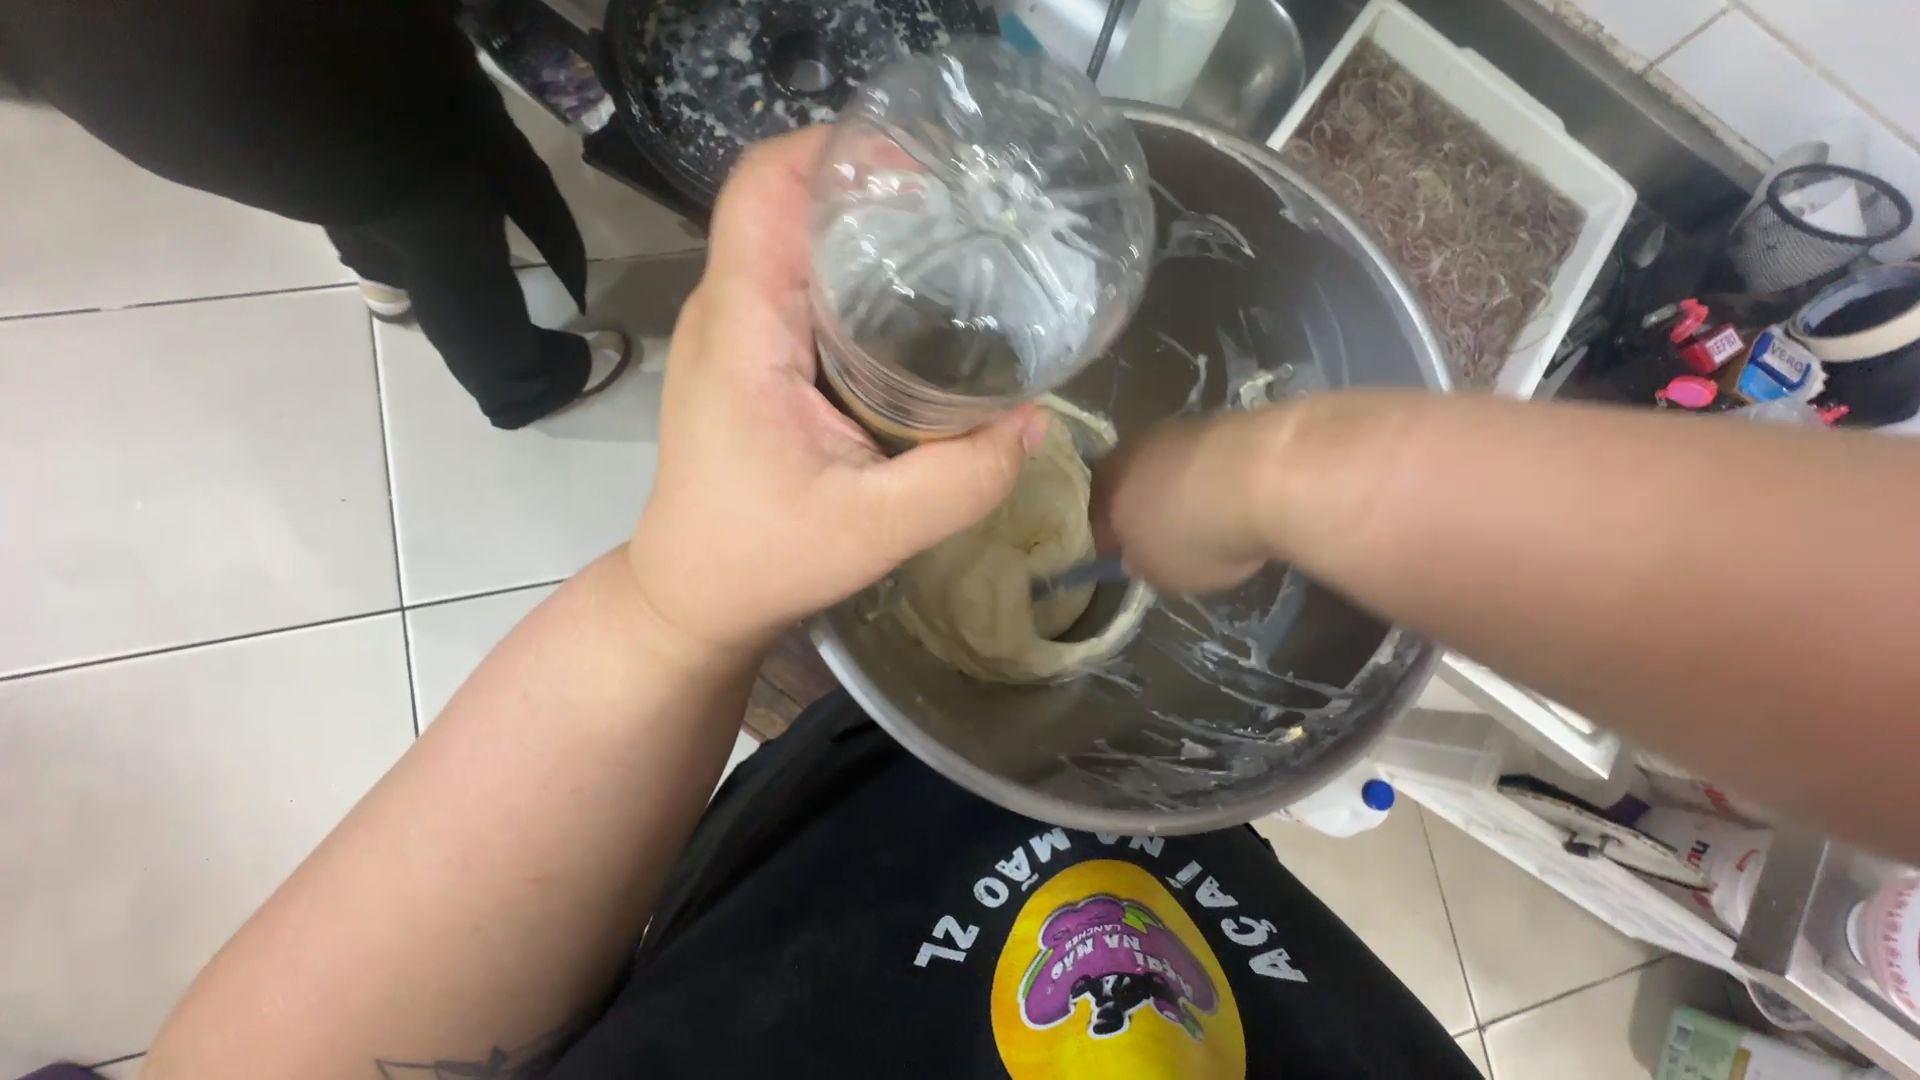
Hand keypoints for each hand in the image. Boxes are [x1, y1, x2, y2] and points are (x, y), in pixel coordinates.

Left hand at [626, 128, 1048, 658]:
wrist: (693, 594)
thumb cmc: (764, 560)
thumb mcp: (875, 529)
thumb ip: (963, 480)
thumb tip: (1036, 420)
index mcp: (742, 331)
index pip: (764, 188)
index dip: (836, 150)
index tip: (922, 165)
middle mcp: (728, 313)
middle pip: (788, 204)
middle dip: (872, 188)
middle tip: (964, 210)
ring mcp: (731, 333)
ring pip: (795, 243)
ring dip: (865, 233)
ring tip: (949, 248)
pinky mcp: (746, 358)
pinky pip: (798, 287)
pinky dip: (853, 279)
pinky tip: (912, 312)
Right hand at [1090, 409, 1278, 593]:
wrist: (1267, 475)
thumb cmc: (1198, 535)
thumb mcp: (1165, 574)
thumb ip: (1145, 565)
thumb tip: (1136, 556)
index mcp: (1106, 489)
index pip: (1097, 519)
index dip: (1113, 542)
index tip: (1129, 559)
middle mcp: (1131, 451)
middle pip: (1130, 484)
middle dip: (1144, 507)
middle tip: (1165, 534)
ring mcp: (1177, 429)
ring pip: (1168, 465)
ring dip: (1180, 486)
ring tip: (1208, 513)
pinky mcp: (1221, 418)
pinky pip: (1206, 456)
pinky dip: (1215, 474)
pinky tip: (1237, 495)